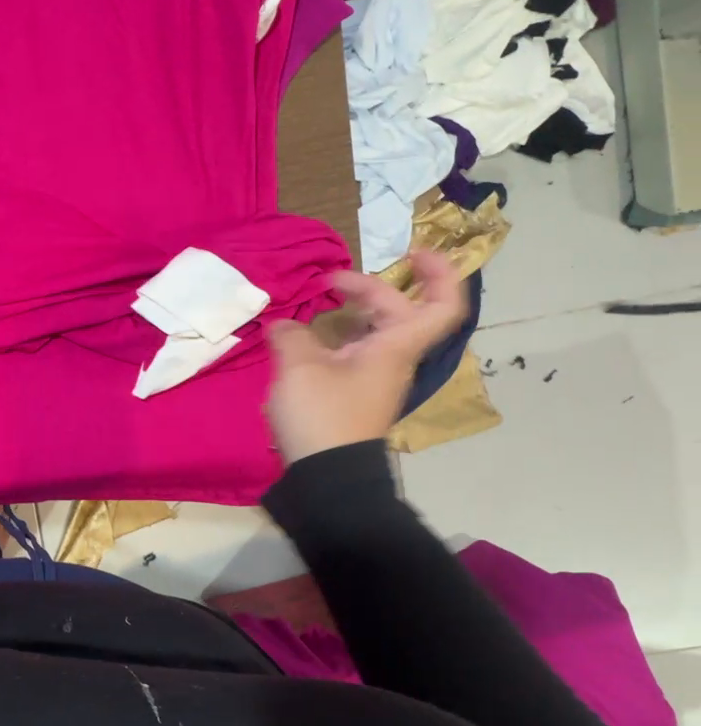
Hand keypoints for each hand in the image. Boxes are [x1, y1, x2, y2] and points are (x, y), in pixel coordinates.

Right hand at [265, 250, 468, 463]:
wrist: (326, 473)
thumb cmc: (322, 414)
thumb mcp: (299, 368)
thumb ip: (291, 337)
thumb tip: (284, 324)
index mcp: (395, 347)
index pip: (442, 303)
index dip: (438, 273)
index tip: (412, 253)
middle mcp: (393, 360)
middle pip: (397, 314)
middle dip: (367, 291)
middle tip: (327, 284)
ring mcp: (373, 381)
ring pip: (373, 336)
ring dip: (348, 317)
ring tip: (313, 311)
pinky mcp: (353, 397)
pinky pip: (353, 357)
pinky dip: (334, 341)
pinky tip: (304, 345)